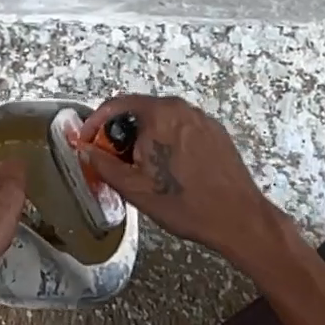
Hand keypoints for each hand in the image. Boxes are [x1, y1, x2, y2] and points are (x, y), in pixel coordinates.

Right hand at [79, 95, 279, 256]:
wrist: (239, 219)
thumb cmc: (185, 204)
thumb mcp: (134, 188)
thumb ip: (103, 163)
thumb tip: (84, 149)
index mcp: (159, 114)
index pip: (116, 104)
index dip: (96, 123)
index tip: (88, 141)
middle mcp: (181, 108)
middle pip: (139, 111)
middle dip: (121, 133)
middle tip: (113, 159)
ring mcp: (201, 118)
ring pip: (161, 120)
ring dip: (145, 138)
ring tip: (141, 168)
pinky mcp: (216, 132)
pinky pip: (182, 128)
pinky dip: (167, 141)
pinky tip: (169, 169)